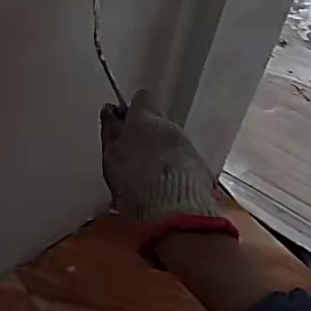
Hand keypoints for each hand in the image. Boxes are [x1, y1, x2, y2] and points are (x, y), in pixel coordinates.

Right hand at [99, 90, 221, 223]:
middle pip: (158, 122)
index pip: (142, 98)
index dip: (133, 110)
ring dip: (161, 153)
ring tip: (148, 178)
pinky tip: (165, 188)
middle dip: (147, 135)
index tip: (124, 126)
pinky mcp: (201, 165)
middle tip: (133, 159)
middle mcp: (170, 126)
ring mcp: (188, 145)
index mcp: (145, 119)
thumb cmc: (133, 182)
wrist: (174, 212)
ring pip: (171, 141)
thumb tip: (109, 110)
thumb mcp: (111, 157)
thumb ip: (110, 131)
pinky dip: (175, 168)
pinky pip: (183, 160)